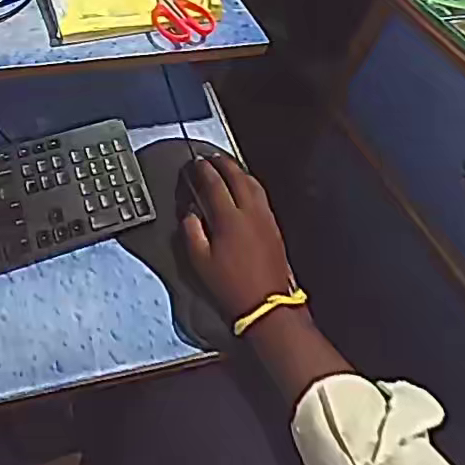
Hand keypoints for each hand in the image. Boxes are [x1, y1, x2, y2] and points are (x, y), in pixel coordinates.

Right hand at [180, 156, 299, 319]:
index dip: (203, 170)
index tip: (195, 164)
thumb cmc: (231, 285)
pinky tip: (246, 187)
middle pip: (237, 177)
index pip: (214, 184)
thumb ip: (191, 231)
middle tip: (211, 157)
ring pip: (253, 184)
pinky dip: (251, 184)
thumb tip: (190, 214)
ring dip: (239, 171)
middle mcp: (249, 213)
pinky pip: (262, 196)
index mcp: (228, 219)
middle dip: (222, 164)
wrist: (267, 307)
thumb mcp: (199, 260)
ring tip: (228, 166)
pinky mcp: (274, 228)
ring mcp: (265, 219)